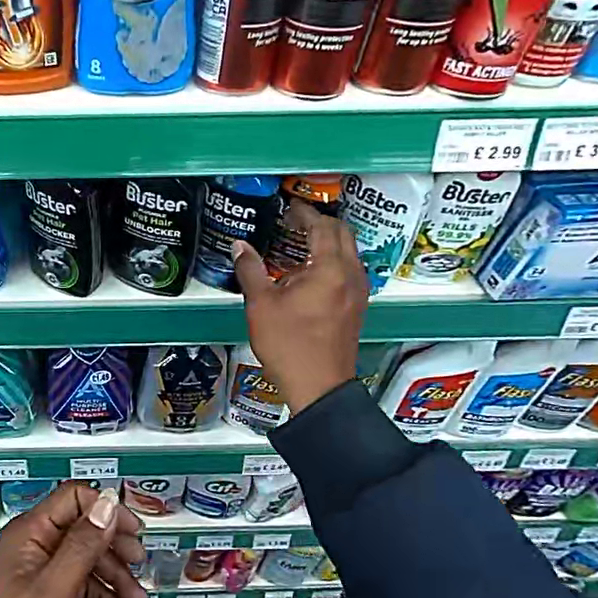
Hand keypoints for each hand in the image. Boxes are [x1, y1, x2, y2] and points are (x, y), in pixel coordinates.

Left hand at [0, 483, 147, 597]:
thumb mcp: (53, 594)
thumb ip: (82, 545)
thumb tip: (106, 503)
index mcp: (27, 537)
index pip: (72, 499)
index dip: (104, 509)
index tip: (132, 529)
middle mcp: (34, 550)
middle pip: (86, 529)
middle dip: (115, 547)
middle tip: (139, 564)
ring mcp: (43, 578)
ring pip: (90, 560)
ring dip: (117, 577)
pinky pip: (87, 587)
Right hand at [232, 202, 368, 413]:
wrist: (319, 387)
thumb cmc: (289, 345)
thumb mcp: (261, 304)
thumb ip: (250, 269)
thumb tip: (239, 246)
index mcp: (330, 269)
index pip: (322, 227)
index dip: (304, 214)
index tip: (288, 209)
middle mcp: (351, 275)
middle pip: (343, 234)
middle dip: (320, 223)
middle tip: (294, 222)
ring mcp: (358, 292)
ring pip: (349, 252)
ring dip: (328, 242)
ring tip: (299, 244)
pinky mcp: (357, 307)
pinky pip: (349, 270)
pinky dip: (332, 260)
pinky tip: (309, 273)